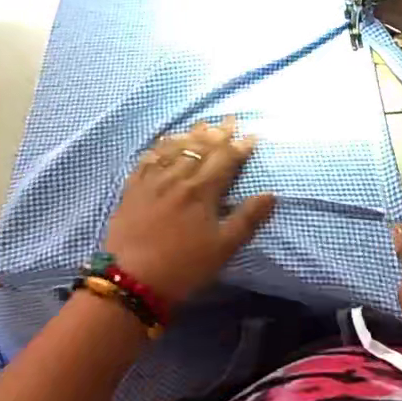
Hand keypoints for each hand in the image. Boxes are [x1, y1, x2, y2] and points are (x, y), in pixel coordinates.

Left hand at [101, 119, 275, 306]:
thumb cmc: (184, 266)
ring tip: (202, 125)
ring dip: (191, 135)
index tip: (253, 135)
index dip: (240, 146)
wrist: (130, 281)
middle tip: (229, 119)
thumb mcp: (224, 247)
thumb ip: (248, 218)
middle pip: (201, 148)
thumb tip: (271, 194)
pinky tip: (164, 143)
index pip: (226, 160)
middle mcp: (177, 178)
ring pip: (174, 149)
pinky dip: (159, 148)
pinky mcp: (132, 191)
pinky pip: (147, 160)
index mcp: (202, 191)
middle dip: (218, 133)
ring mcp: (152, 182)